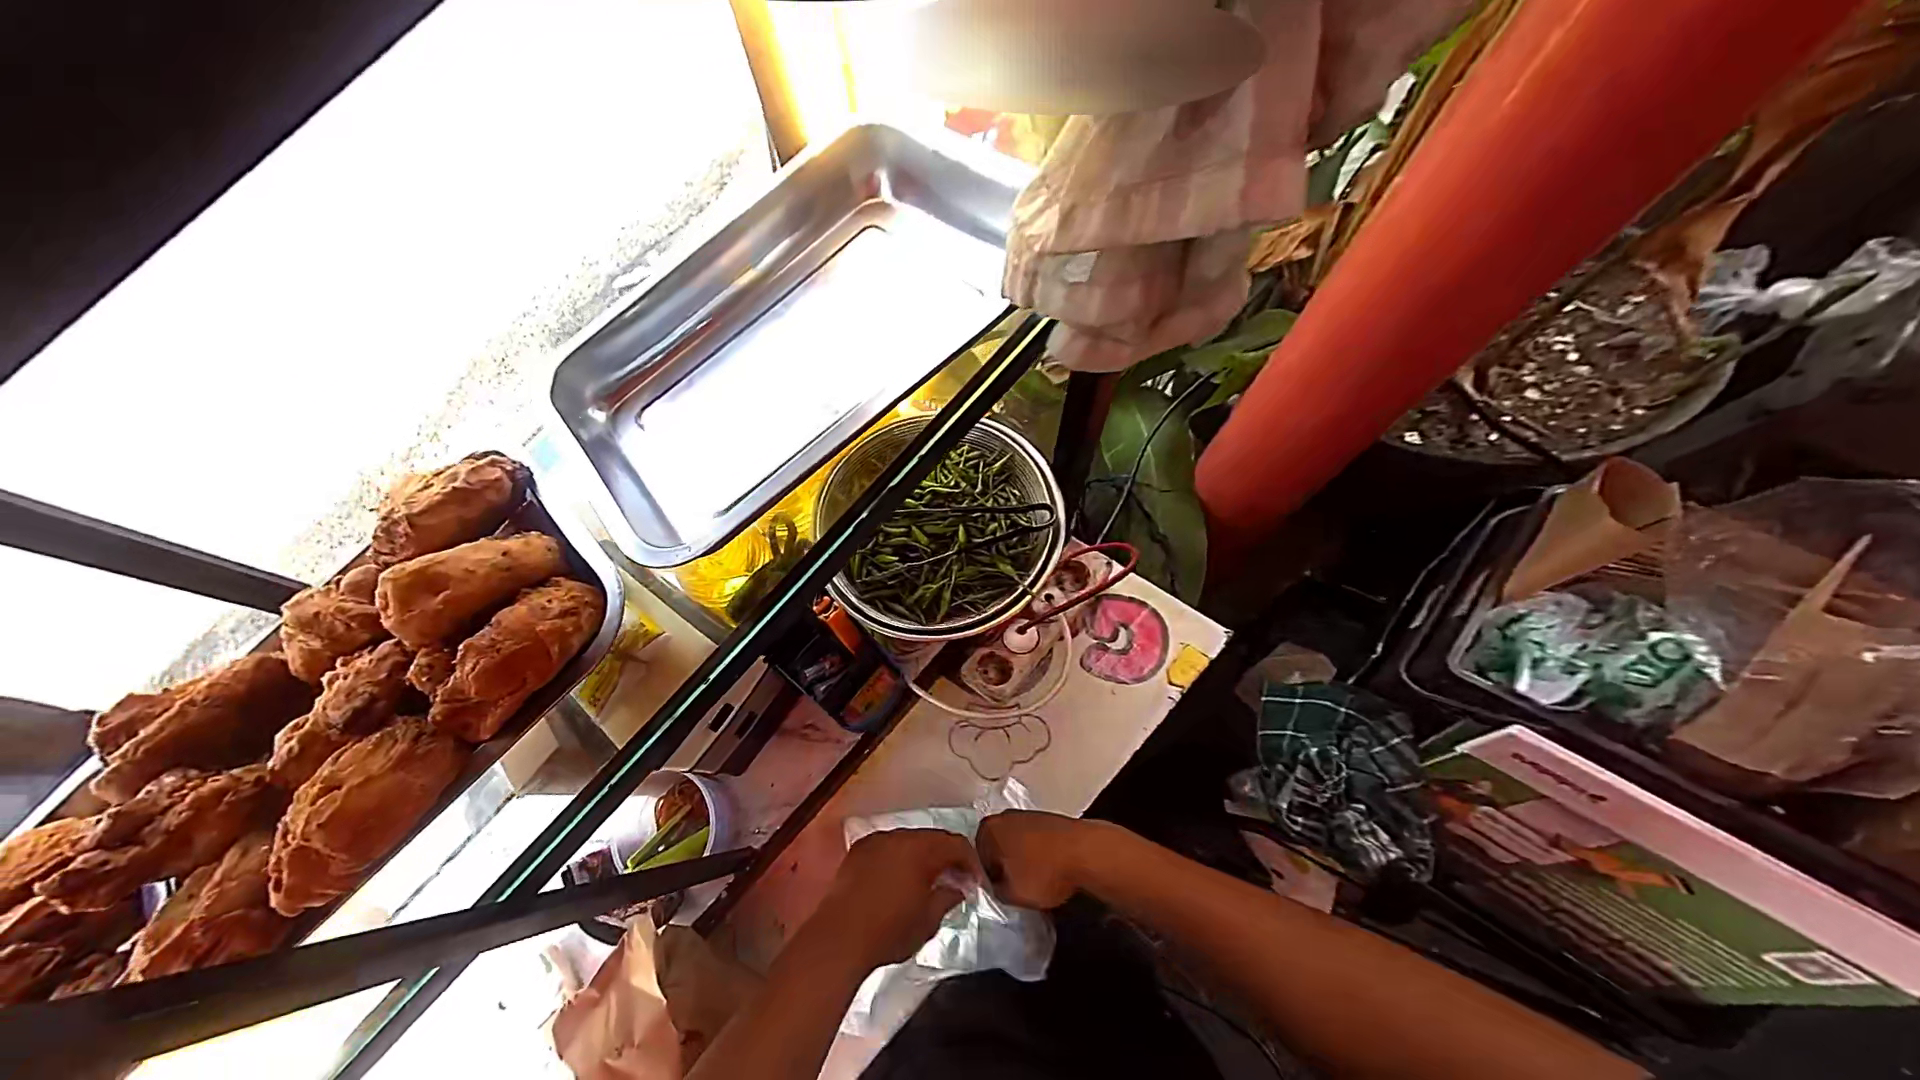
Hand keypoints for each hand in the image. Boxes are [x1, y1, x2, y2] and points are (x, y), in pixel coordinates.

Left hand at [800, 828, 978, 971]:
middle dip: (947, 857)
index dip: (971, 862)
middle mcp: (899, 837)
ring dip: (922, 856)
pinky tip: (899, 879)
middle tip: (955, 881)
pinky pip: (888, 847)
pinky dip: (899, 858)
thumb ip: (947, 898)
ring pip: (909, 840)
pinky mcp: (859, 850)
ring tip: (927, 881)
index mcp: (922, 850)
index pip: (956, 844)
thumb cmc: (889, 932)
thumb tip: (957, 888)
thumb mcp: (928, 921)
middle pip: (932, 838)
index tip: (976, 882)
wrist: (839, 938)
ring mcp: (877, 840)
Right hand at [976, 810, 1109, 910]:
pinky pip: (1034, 840)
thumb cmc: (1043, 873)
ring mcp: (1028, 814)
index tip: (1000, 892)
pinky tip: (1049, 869)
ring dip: (1021, 860)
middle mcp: (1004, 816)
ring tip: (1035, 880)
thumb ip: (995, 890)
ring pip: (1015, 843)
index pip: (975, 858)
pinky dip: (1037, 854)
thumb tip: (996, 886)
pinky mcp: (1048, 819)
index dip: (986, 879)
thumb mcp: (1011, 894)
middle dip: (1004, 867)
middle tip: (1016, 888)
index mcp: (988, 828)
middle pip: (996, 847)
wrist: (1086, 852)